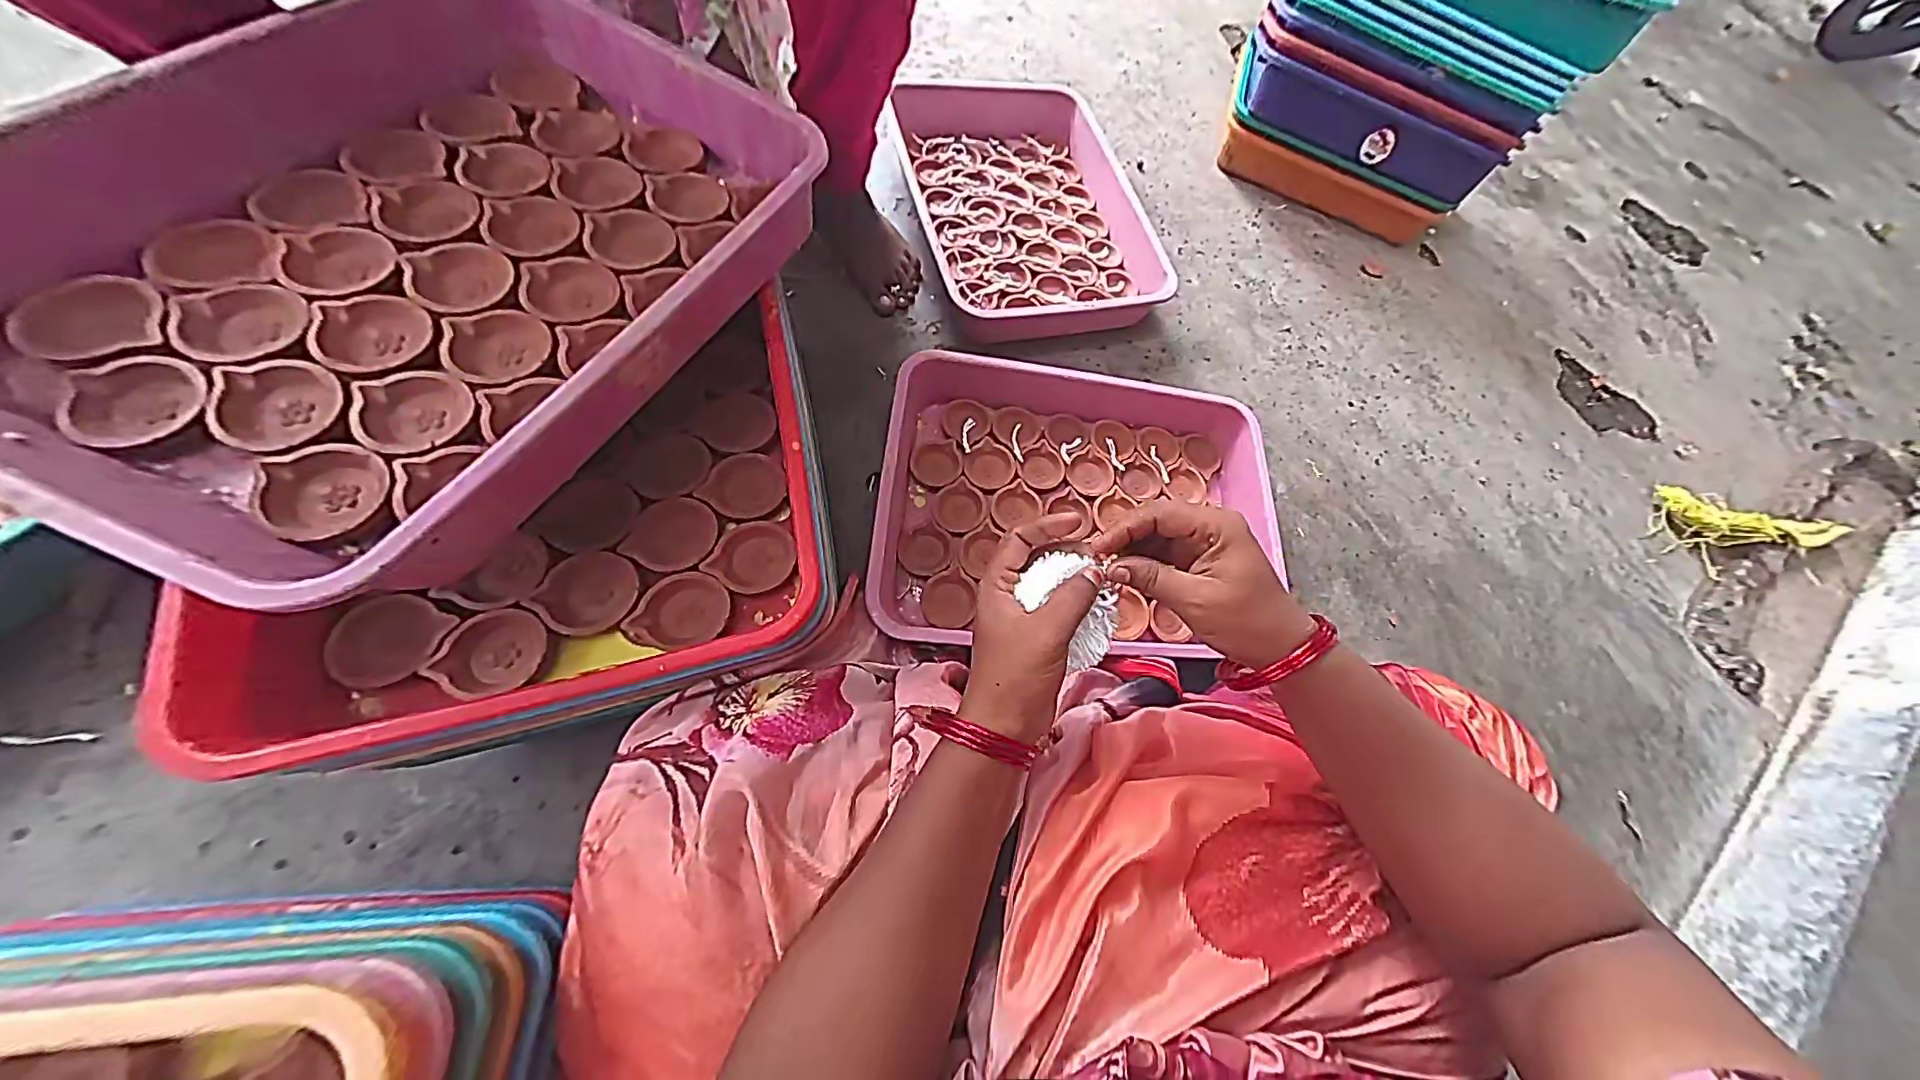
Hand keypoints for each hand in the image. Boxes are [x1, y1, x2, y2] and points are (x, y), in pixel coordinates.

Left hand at [961, 514, 1100, 741]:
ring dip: (1074, 579)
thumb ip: (1072, 595)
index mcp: (997, 586)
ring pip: (1049, 585)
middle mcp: (1006, 597)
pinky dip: (1076, 603)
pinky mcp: (1035, 638)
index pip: (1018, 540)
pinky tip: (1096, 606)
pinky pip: (1057, 609)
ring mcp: (1020, 618)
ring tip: (1100, 577)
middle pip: (1036, 559)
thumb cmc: (1016, 675)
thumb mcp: (1047, 629)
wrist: (1005, 725)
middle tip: (1095, 554)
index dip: (1047, 526)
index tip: (1077, 522)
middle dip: (1066, 553)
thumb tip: (1093, 570)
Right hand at [1089, 500, 1315, 669]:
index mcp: (1216, 525)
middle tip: (1097, 558)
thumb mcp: (1195, 600)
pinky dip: (1141, 564)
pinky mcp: (1196, 560)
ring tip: (1106, 568)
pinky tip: (1123, 574)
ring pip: (1155, 537)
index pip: (1160, 513)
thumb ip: (1152, 578)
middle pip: (1155, 521)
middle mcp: (1209, 526)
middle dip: (1124, 537)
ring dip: (1130, 551)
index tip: (1099, 547)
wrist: (1279, 647)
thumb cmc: (1247, 622)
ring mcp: (1202, 543)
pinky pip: (1161, 554)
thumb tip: (1114, 567)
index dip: (1125, 527)